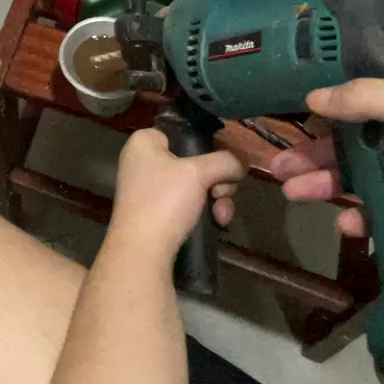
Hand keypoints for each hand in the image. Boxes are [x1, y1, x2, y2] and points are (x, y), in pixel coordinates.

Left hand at [108, 128, 246, 261]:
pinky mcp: (157, 210)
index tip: (224, 165)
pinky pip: (188, 202)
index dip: (208, 147)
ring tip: (221, 216)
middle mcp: (144, 160)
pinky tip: (216, 224)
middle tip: (221, 194)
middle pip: (195, 161)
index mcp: (143, 142)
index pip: (184, 132)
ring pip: (196, 184)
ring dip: (216, 199)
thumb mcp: (198, 173)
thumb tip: (241, 163)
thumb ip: (224, 161)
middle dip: (218, 180)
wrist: (143, 251)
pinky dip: (204, 211)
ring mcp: (149, 187)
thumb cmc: (165, 201)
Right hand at [268, 77, 383, 271]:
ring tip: (296, 198)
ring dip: (331, 186)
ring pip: (371, 176)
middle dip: (317, 156)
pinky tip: (350, 227)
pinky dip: (367, 215)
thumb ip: (368, 98)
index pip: (367, 95)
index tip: (292, 125)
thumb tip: (312, 97)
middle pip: (360, 139)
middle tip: (278, 172)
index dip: (326, 109)